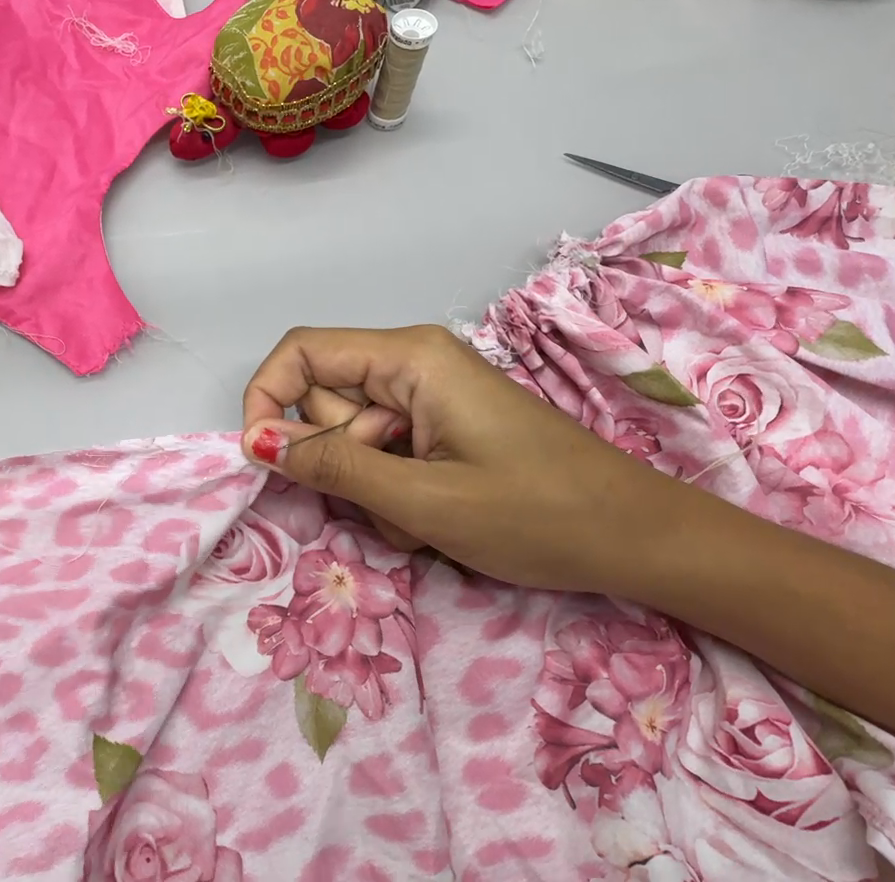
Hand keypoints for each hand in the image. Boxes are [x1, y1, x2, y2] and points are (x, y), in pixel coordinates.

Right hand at [241, 325, 691, 594]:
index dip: (266, 399)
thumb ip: (333, 466)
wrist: (639, 541)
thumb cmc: (538, 515)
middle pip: (325, 400)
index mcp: (409, 358)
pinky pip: (383, 452)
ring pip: (351, 435)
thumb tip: (255, 441)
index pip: (301, 352)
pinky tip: (438, 515)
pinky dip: (393, 490)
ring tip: (426, 515)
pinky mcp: (441, 425)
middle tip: (393, 499)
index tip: (262, 459)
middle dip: (339, 458)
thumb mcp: (422, 500)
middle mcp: (413, 364)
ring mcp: (429, 396)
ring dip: (369, 484)